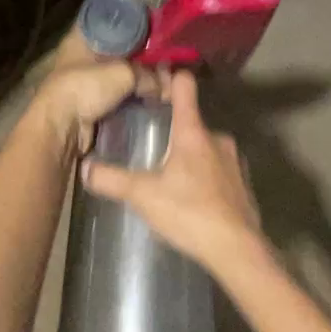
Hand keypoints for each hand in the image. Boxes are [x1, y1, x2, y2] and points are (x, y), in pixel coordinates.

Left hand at [30, 29, 157, 154]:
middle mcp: (83, 54)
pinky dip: (133, 98)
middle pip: (120, 50)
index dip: (135, 23)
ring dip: (140, 81)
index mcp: (83, 36)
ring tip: (166, 84)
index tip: (158, 30)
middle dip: (143, 58)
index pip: (112, 21)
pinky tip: (153, 99)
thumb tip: (166, 86)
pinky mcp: (92, 103)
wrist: (61, 128)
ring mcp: (86, 79)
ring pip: (121, 75)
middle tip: (168, 63)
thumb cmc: (85, 87)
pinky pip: (119, 96)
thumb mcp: (123, 73)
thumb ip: (148, 75)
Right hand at [81, 69, 265, 272]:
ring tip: (174, 180)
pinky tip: (195, 202)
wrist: (239, 252)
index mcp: (192, 131)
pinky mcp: (245, 187)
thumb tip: (84, 168)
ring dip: (193, 159)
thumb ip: (112, 180)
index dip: (171, 78)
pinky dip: (208, 181)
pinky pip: (222, 174)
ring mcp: (236, 162)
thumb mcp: (143, 195)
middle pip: (193, 123)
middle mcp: (217, 139)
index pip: (184, 87)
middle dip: (176, 133)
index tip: (158, 79)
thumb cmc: (190, 213)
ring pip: (208, 150)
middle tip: (155, 148)